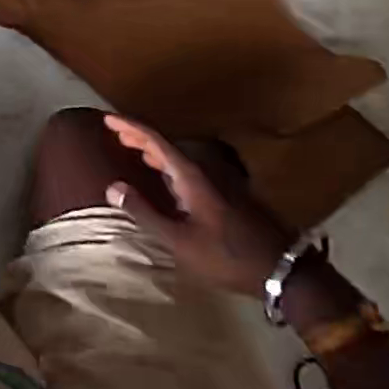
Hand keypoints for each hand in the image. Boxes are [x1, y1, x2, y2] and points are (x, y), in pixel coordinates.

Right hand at [102, 114, 291, 294]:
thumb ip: (145, 212)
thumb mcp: (179, 240)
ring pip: (178, 157)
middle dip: (139, 135)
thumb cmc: (226, 255)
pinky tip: (163, 176)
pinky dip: (167, 164)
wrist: (280, 269)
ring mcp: (216, 181)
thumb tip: (112, 186)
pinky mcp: (223, 194)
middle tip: (115, 132)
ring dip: (153, 150)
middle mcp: (203, 170)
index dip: (130, 127)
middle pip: (166, 144)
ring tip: (133, 148)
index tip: (108, 119)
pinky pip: (186, 169)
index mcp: (191, 175)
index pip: (155, 140)